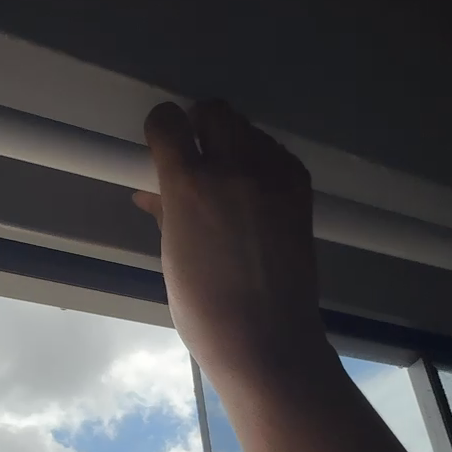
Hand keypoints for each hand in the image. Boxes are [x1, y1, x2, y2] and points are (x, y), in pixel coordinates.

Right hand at [137, 101, 329, 384]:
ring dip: (234, 142)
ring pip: (250, 129)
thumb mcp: (173, 259)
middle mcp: (233, 168)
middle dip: (200, 126)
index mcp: (189, 187)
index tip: (161, 145)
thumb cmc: (205, 310)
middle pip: (215, 111)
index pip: (168, 123)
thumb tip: (151, 193)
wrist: (267, 339)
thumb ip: (165, 214)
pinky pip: (278, 154)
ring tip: (228, 177)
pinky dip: (264, 161)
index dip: (161, 130)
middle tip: (196, 155)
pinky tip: (257, 191)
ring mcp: (273, 177)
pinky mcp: (300, 190)